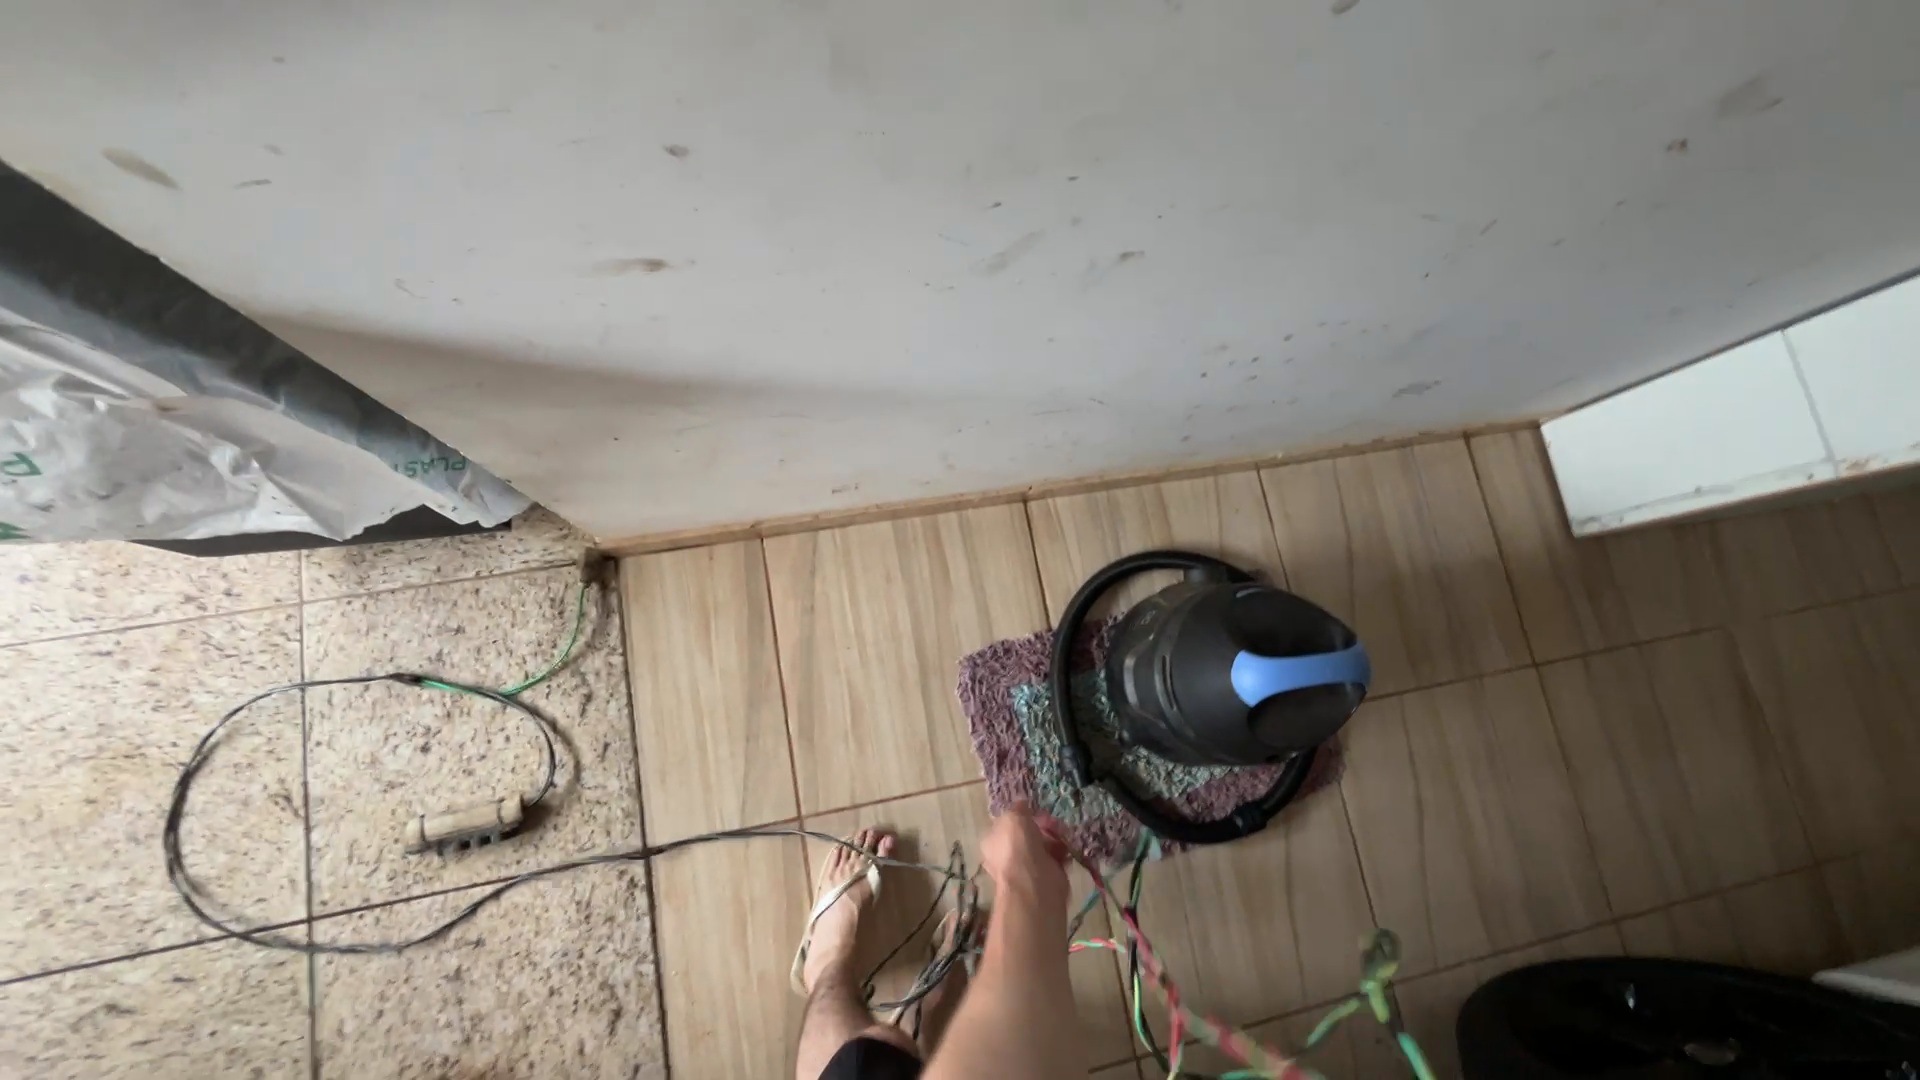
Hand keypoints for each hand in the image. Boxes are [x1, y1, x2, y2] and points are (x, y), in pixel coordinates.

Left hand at [980, 805, 1069, 906]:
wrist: (1034, 882)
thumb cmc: (1017, 846)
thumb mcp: (1013, 817)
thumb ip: (1019, 808)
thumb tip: (1022, 803)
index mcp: (993, 841)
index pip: (1005, 825)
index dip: (1019, 816)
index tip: (1032, 810)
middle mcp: (1008, 855)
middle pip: (1027, 833)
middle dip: (1041, 825)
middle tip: (1050, 821)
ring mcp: (1027, 866)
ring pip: (1043, 844)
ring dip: (1054, 836)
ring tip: (1061, 832)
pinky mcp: (1047, 874)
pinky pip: (1056, 856)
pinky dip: (1062, 851)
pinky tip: (1066, 845)